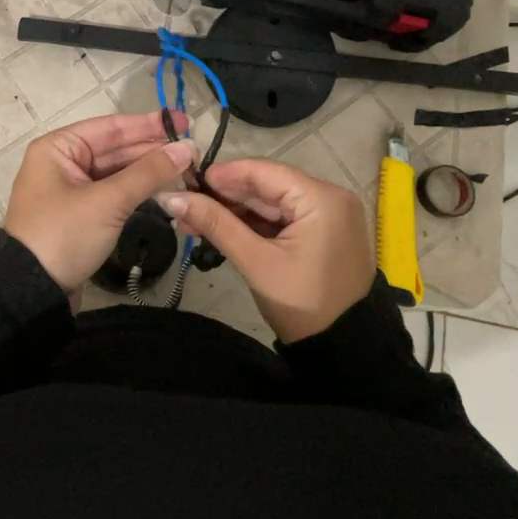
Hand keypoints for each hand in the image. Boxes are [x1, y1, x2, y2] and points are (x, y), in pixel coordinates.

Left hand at [5, 111, 195, 292]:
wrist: (32, 292)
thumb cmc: (64, 234)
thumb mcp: (108, 202)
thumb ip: (148, 173)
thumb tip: (186, 148)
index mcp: (58, 147)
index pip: (110, 127)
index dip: (149, 124)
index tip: (184, 120)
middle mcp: (62, 161)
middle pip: (114, 148)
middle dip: (152, 149)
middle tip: (195, 149)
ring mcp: (71, 189)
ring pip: (116, 171)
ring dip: (148, 171)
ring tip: (188, 167)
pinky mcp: (80, 213)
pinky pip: (113, 192)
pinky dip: (137, 190)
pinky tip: (165, 187)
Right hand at [160, 158, 376, 342]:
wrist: (345, 348)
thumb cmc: (302, 303)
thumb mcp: (256, 262)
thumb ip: (215, 224)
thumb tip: (172, 197)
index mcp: (322, 198)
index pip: (264, 170)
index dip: (223, 175)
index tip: (186, 184)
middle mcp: (330, 196)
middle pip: (267, 185)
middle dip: (225, 197)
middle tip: (185, 208)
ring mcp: (329, 214)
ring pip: (272, 202)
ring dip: (236, 211)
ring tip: (195, 221)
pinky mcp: (324, 231)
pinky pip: (283, 217)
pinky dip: (255, 223)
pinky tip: (223, 229)